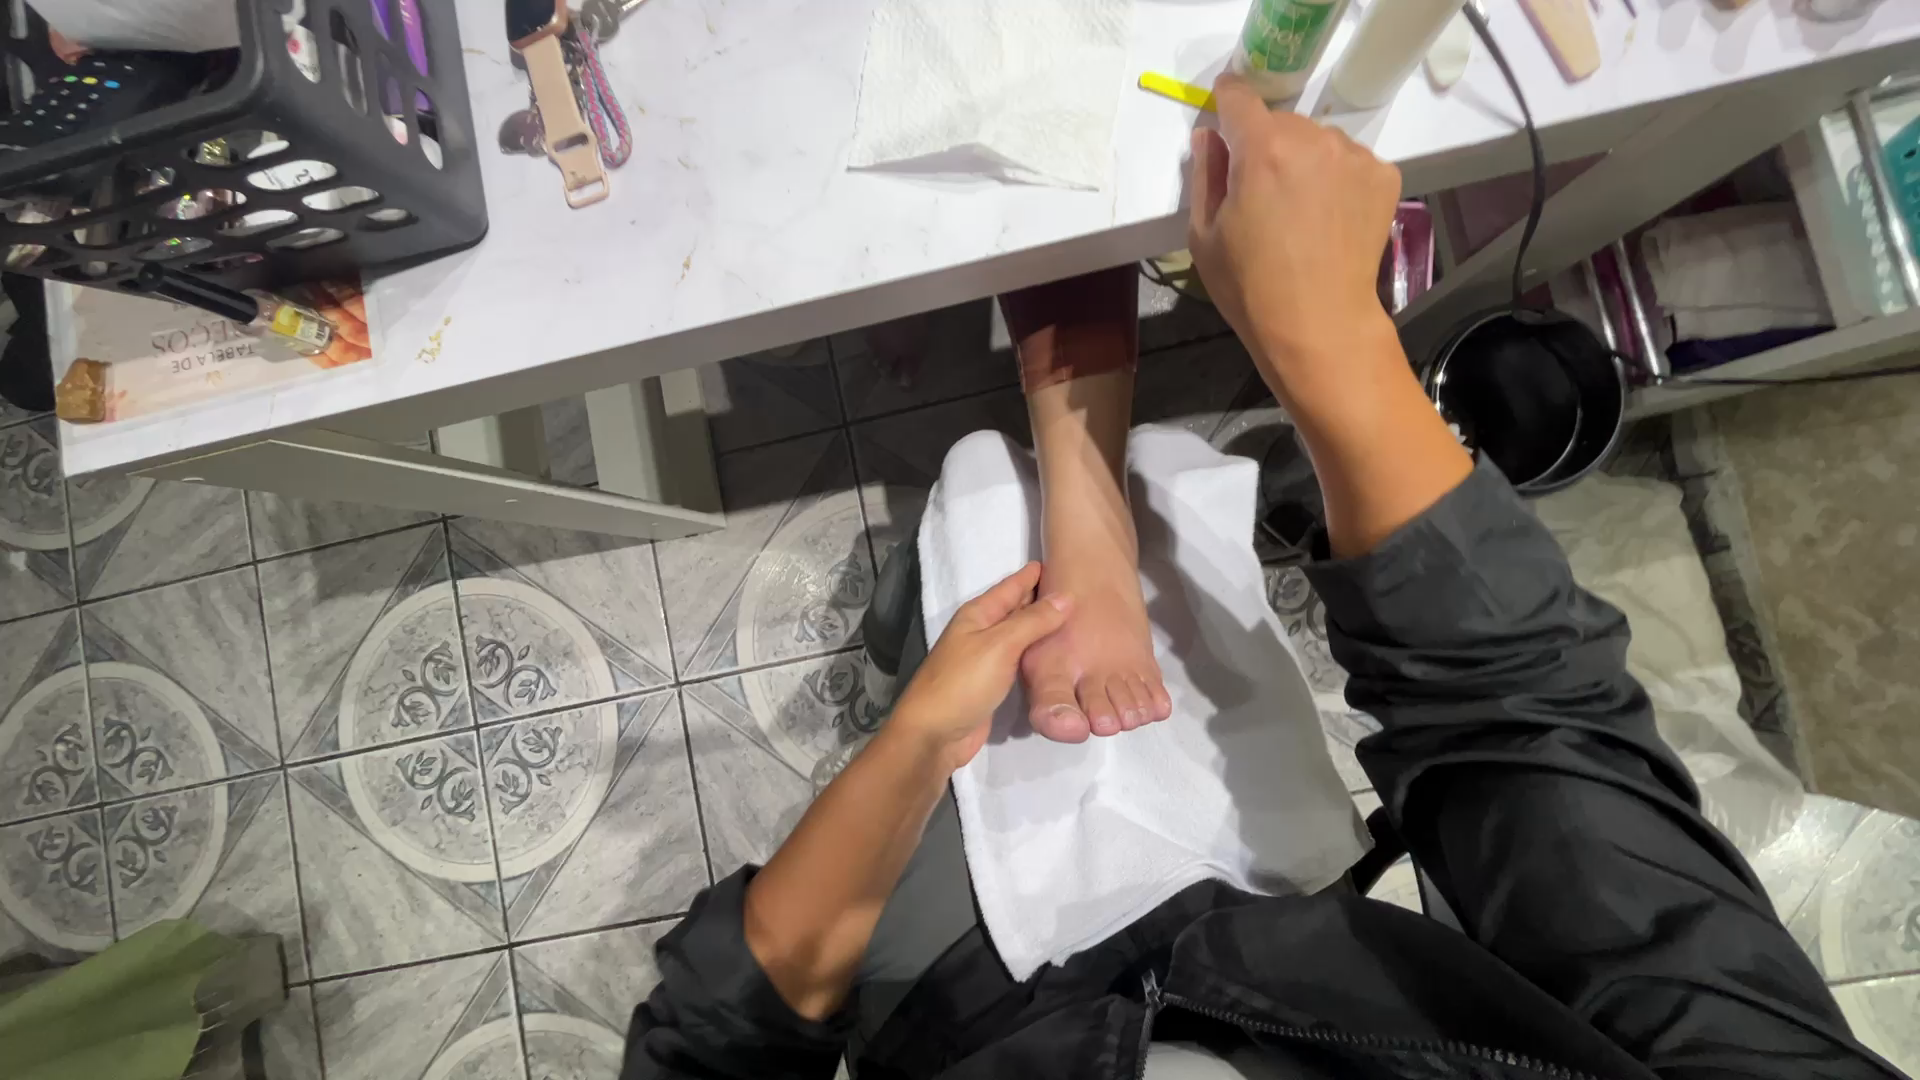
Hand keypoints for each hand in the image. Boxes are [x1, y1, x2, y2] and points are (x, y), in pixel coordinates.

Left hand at [889, 562, 1071, 771]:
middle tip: (1076, 589)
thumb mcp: (1000, 645)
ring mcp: (986, 658)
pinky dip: (1037, 652)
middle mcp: (981, 632)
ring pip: (1020, 634)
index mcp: (978, 614)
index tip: (1059, 560)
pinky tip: (1056, 654)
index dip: (1032, 574)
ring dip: (1042, 626)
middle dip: (1041, 597)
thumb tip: (1066, 597)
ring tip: (1074, 619)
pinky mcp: (993, 683)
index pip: (1010, 586)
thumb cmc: (963, 683)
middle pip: (1016, 608)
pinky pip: (1020, 659)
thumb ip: (1033, 621)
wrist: (935, 734)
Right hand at [1187, 74, 1401, 375]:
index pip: (1239, 98)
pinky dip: (1333, 180)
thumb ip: (1205, 176)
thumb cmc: (1249, 288)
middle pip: (1280, 122)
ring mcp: (1354, 155)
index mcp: (1261, 151)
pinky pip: (1348, 162)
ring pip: (1316, 141)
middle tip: (1257, 194)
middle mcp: (1312, 139)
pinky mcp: (1383, 175)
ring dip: (1301, 162)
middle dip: (1264, 146)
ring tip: (1295, 213)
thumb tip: (1209, 138)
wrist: (1317, 323)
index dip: (1226, 102)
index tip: (1222, 114)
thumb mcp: (1204, 237)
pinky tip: (1325, 220)